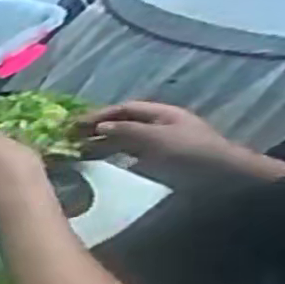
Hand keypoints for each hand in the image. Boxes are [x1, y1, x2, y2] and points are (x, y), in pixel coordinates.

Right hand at [80, 101, 232, 162]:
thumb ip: (126, 130)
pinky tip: (88, 157)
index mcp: (161, 114)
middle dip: (94, 128)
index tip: (73, 124)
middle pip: (119, 122)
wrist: (217, 174)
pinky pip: (120, 151)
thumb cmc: (188, 150)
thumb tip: (98, 127)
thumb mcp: (156, 137)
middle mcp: (155, 125)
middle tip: (67, 136)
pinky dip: (103, 152)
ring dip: (95, 141)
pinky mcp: (149, 157)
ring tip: (72, 148)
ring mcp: (152, 141)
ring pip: (117, 137)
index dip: (98, 114)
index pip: (124, 109)